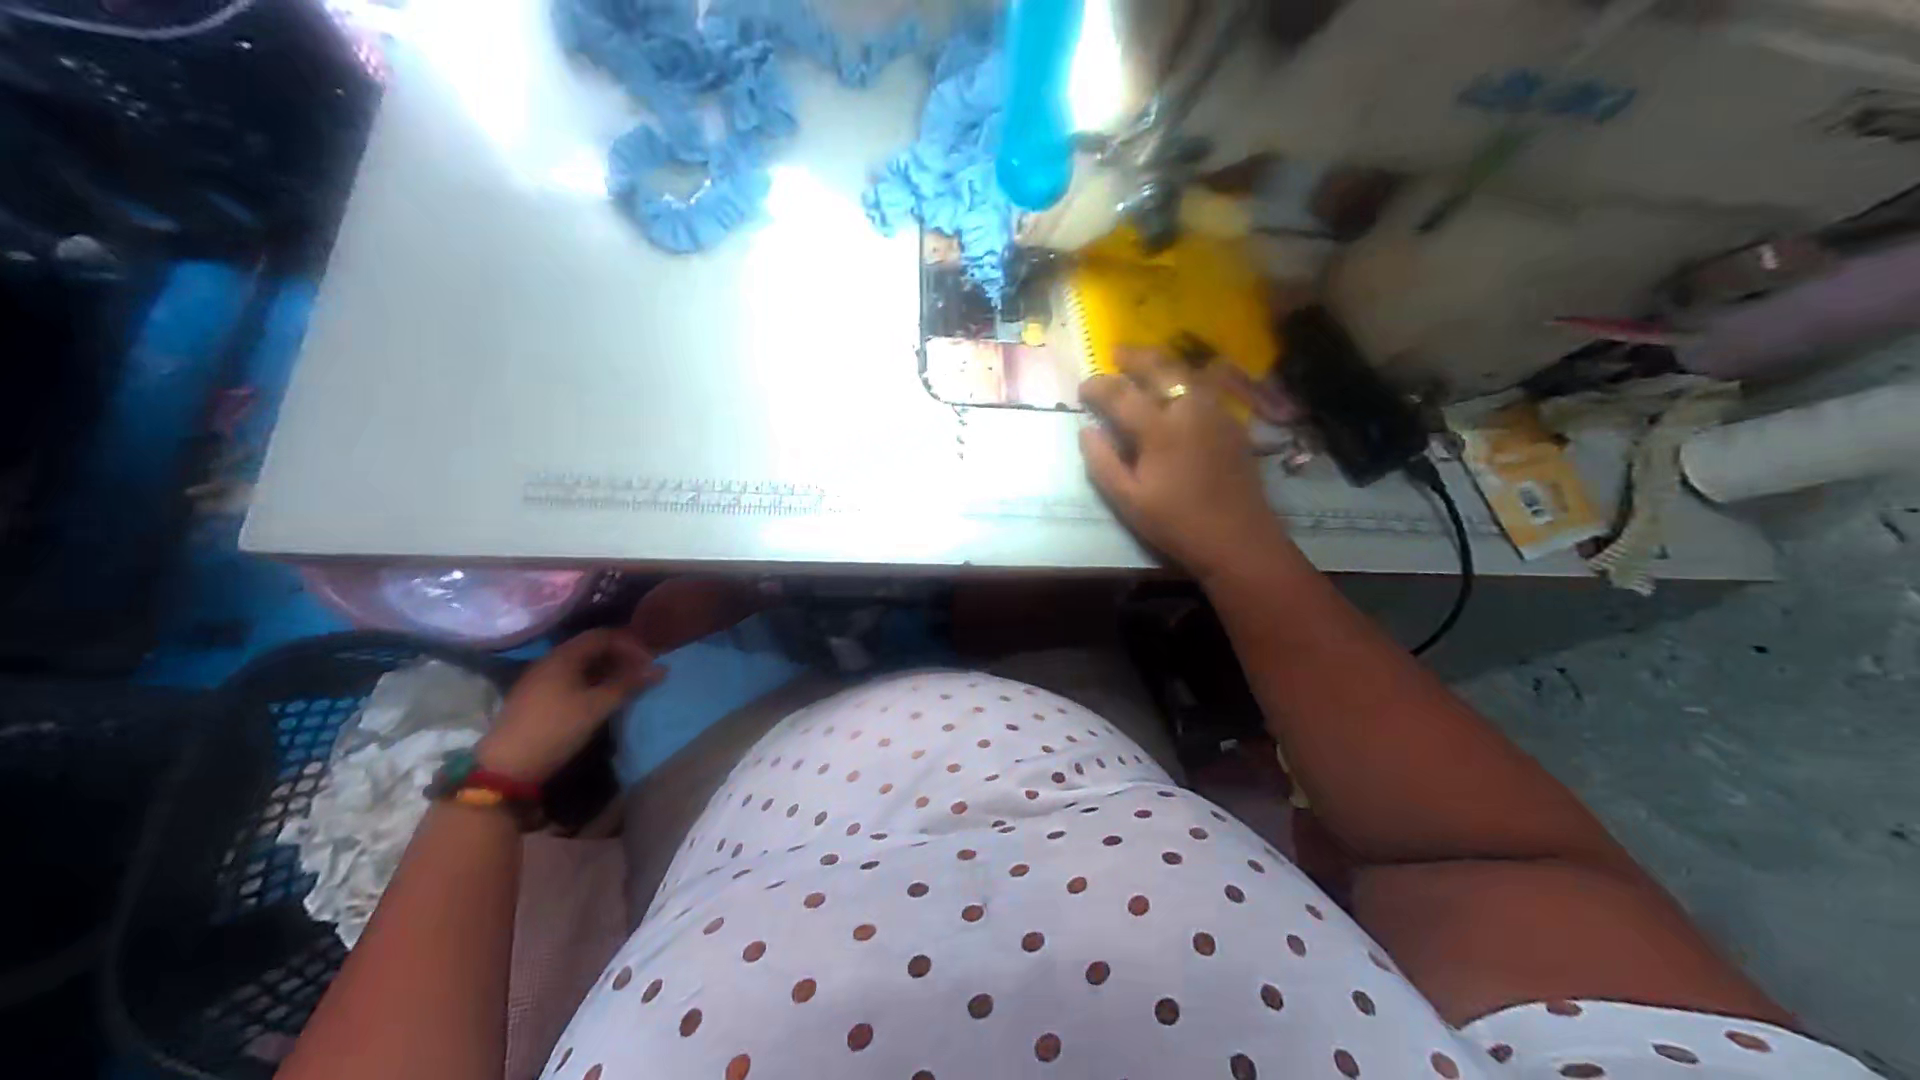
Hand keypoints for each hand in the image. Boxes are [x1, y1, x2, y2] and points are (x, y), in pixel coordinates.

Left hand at [475, 629, 663, 783]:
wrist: (507, 766)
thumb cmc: (556, 728)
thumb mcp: (597, 706)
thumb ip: (629, 684)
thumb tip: (660, 669)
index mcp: (564, 656)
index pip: (604, 635)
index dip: (630, 644)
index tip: (649, 662)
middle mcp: (550, 660)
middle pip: (592, 647)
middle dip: (620, 656)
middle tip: (642, 673)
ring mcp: (540, 678)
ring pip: (581, 664)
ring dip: (607, 670)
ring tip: (627, 685)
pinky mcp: (537, 696)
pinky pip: (571, 677)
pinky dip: (592, 681)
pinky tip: (602, 697)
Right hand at [1079, 351, 1289, 579]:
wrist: (1238, 539)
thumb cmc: (1176, 523)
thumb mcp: (1128, 500)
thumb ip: (1102, 462)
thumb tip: (1086, 430)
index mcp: (1159, 429)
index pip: (1120, 393)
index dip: (1097, 386)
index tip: (1083, 389)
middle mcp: (1189, 410)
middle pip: (1160, 367)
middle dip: (1134, 357)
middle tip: (1115, 354)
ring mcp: (1215, 413)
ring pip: (1188, 372)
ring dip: (1163, 363)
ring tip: (1146, 364)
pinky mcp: (1232, 424)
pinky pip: (1207, 388)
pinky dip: (1187, 378)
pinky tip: (1180, 389)